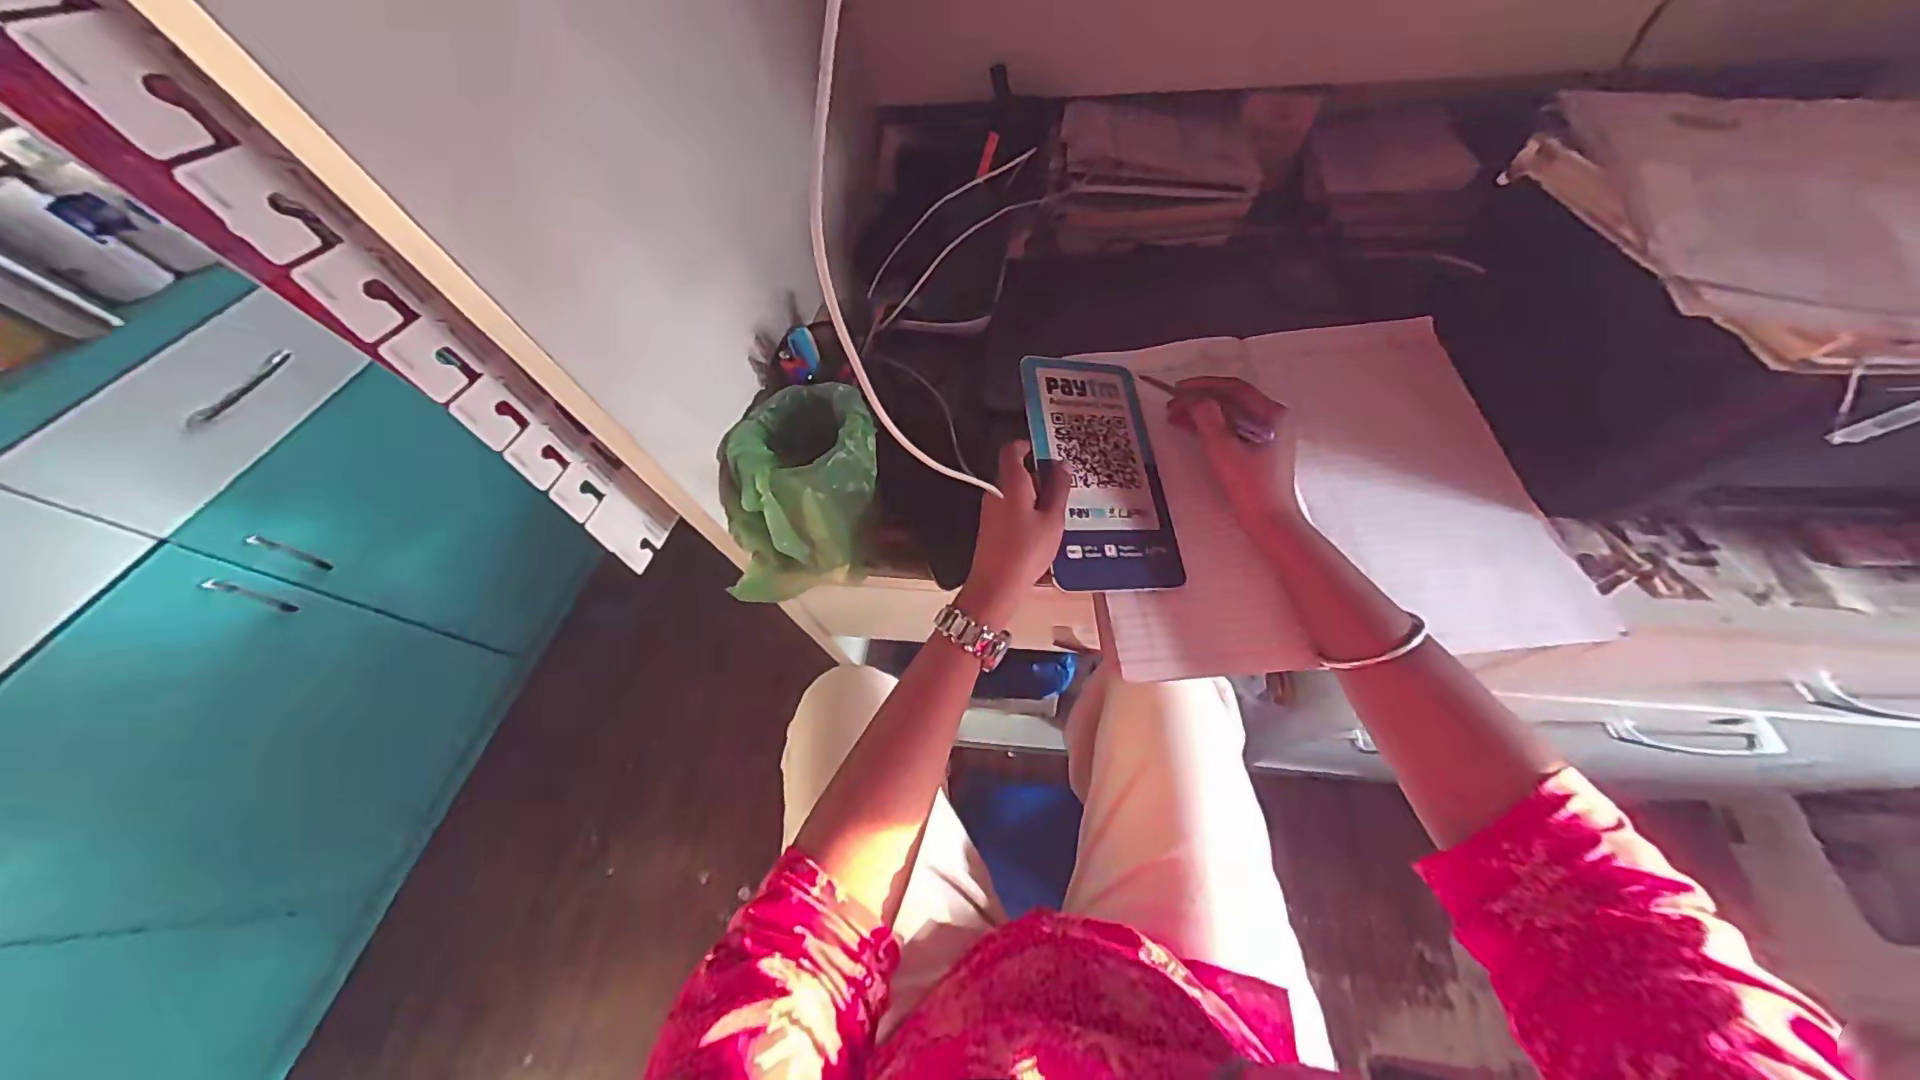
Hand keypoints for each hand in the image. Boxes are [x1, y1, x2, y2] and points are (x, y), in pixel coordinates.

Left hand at [958, 440, 1067, 624]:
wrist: (996, 585)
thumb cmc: (1026, 551)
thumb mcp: (1052, 519)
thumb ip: (1059, 488)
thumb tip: (1061, 465)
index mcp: (1010, 483)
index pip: (1011, 449)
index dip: (1028, 444)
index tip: (1048, 450)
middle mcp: (995, 491)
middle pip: (1014, 470)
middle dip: (1038, 474)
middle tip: (1062, 485)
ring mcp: (990, 509)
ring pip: (1013, 490)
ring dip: (1034, 494)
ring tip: (1057, 509)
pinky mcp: (990, 525)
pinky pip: (1009, 507)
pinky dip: (1026, 509)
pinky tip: (1042, 527)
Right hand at [1167, 376, 1303, 536]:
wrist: (1268, 520)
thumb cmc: (1250, 487)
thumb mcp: (1223, 449)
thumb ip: (1208, 418)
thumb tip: (1194, 399)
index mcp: (1272, 414)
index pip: (1234, 389)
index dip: (1203, 386)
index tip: (1178, 389)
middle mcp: (1273, 420)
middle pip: (1232, 400)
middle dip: (1200, 400)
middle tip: (1173, 404)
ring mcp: (1268, 435)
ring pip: (1230, 415)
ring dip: (1202, 413)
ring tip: (1176, 416)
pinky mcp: (1260, 449)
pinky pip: (1232, 429)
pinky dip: (1211, 427)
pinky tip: (1191, 430)